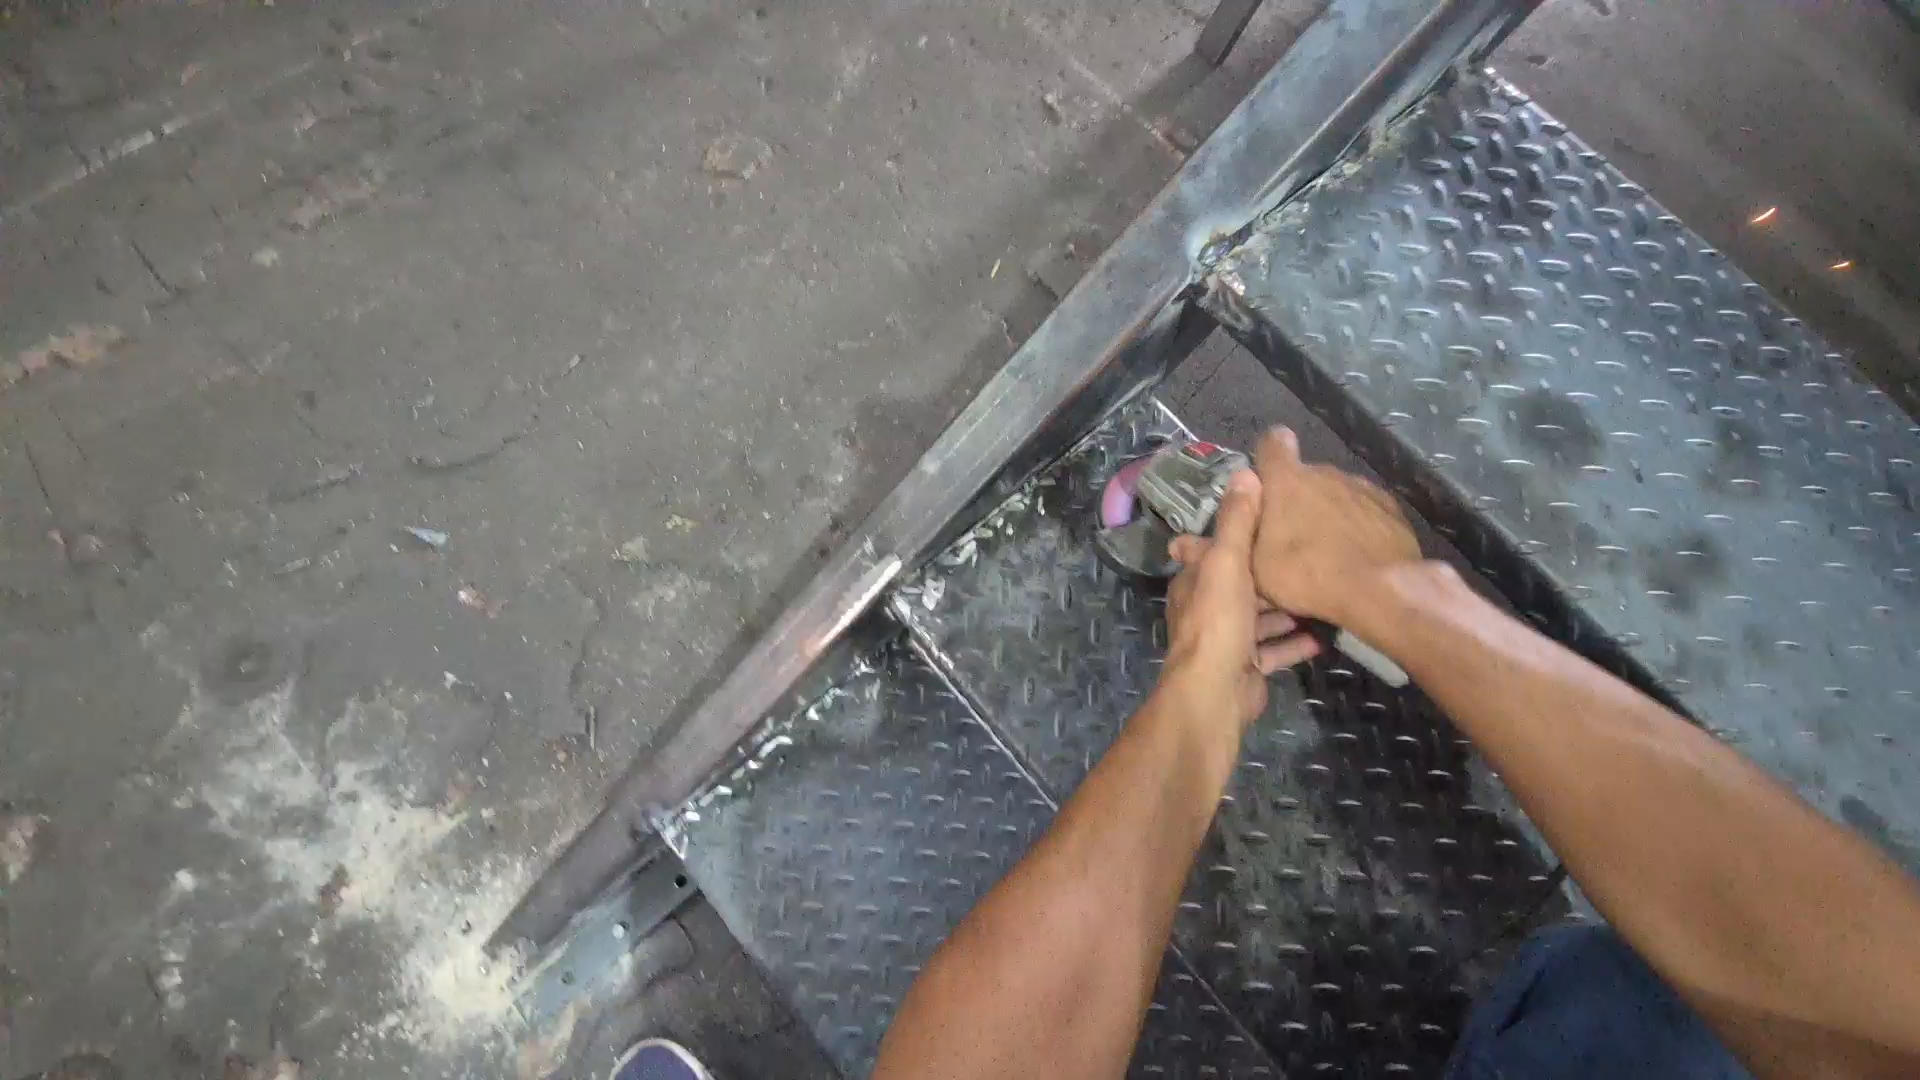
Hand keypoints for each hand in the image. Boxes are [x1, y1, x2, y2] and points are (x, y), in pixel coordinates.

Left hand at [1161, 469, 1320, 729]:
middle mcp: (1206, 608)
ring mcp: (1226, 640)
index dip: (1241, 534)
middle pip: (1241, 584)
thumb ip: (1237, 521)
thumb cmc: (1218, 619)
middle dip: (1271, 573)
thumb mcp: (1227, 561)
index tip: (1275, 521)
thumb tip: (1244, 473)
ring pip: (1259, 617)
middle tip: (1309, 556)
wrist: (1216, 689)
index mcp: (1195, 580)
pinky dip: (1294, 642)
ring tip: (1322, 592)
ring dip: (1286, 608)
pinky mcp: (1246, 667)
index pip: (1215, 549)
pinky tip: (1324, 634)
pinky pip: (1273, 650)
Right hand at [1249, 427, 1421, 627]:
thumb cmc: (1306, 574)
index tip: (1265, 476)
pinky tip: (1356, 552)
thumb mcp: (1255, 562)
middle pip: (1304, 475)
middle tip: (1290, 535)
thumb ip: (1244, 526)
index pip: (1272, 444)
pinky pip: (1362, 507)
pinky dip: (1356, 522)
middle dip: (1295, 497)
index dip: (1268, 455)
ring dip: (1327, 510)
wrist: (1381, 590)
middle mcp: (1324, 473)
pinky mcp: (1390, 506)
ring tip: (1327, 548)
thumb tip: (1238, 497)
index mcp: (1285, 481)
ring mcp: (1360, 487)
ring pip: (1335, 492)